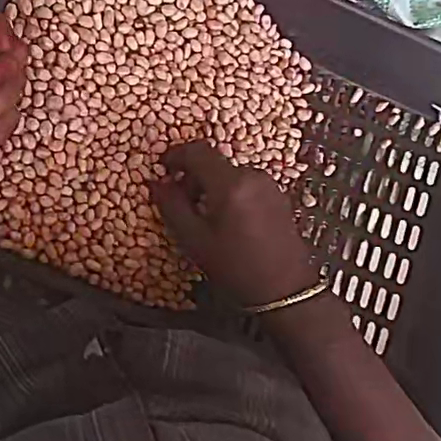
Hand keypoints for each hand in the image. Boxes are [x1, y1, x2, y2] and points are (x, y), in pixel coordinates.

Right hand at [149, 140, 315, 305]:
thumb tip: (157, 182)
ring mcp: (268, 184)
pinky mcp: (278, 196)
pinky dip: (229, 193)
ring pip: (229, 174)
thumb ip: (172, 205)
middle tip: (180, 202)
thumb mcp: (194, 239)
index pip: (197, 151)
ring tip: (203, 218)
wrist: (284, 290)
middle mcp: (252, 175)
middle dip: (192, 177)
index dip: (175, 155)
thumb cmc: (235, 267)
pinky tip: (226, 222)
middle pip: (213, 163)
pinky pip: (245, 184)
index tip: (162, 167)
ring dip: (210, 187)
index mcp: (229, 183)